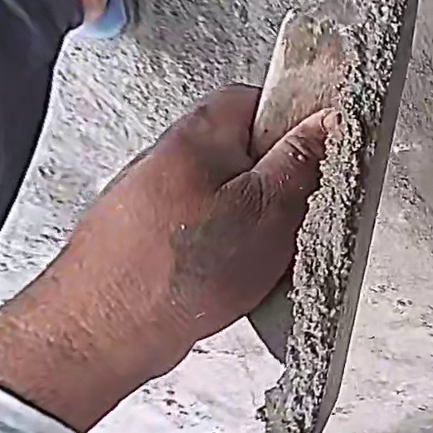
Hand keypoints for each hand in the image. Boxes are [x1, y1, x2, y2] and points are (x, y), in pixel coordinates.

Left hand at [0, 85, 333, 430]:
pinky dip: (228, 244)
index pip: (257, 99)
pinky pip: (208, 227)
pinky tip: (234, 273)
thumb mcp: (267, 209)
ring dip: (254, 218)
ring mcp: (157, 196)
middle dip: (276, 182)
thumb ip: (301, 160)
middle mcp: (172, 156)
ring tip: (263, 253)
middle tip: (294, 214)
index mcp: (200, 134)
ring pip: (229, 193)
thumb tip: (330, 119)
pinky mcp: (153, 234)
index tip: (318, 153)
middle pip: (245, 151)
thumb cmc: (183, 268)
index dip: (294, 122)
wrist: (103, 332)